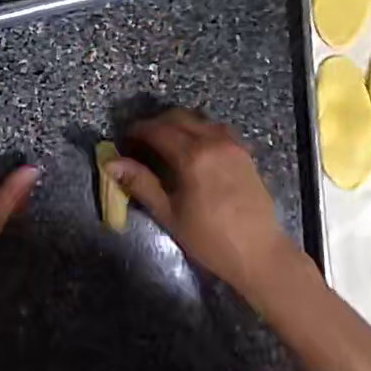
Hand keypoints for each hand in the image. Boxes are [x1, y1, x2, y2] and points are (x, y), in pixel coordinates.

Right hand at [107, 109, 297, 297]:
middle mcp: (214, 141)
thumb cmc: (210, 239)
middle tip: (141, 140)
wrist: (260, 253)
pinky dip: (200, 130)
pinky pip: (217, 129)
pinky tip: (194, 150)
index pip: (157, 130)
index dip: (138, 131)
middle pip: (178, 117)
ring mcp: (233, 144)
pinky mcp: (244, 152)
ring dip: (178, 124)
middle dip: (156, 123)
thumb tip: (110, 163)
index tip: (124, 139)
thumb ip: (141, 183)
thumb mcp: (169, 213)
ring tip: (165, 143)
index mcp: (193, 155)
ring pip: (199, 120)